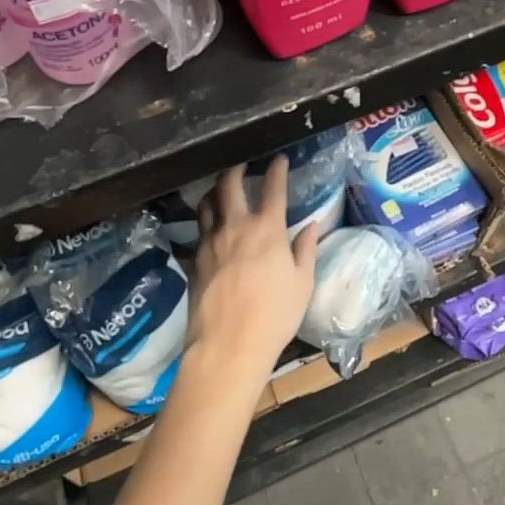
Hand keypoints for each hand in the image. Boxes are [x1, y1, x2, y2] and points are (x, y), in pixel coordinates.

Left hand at [186, 157, 318, 371]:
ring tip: (221, 190)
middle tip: (241, 165)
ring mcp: (209, 242)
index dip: (276, 169)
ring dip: (215, 191)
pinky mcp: (194, 260)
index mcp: (267, 229)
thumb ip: (305, 250)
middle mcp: (235, 227)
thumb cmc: (274, 315)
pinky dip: (204, 223)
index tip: (279, 158)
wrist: (228, 345)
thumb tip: (311, 226)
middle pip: (228, 184)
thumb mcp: (302, 283)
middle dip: (235, 168)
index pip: (272, 188)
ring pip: (206, 203)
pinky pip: (197, 232)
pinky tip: (209, 229)